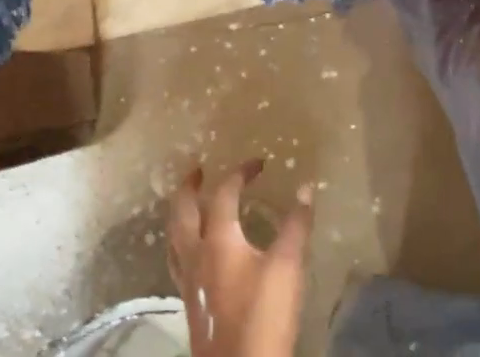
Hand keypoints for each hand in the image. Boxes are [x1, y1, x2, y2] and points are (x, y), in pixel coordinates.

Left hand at [166, 161, 313, 356]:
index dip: (239, 173)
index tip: (258, 164)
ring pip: (173, 239)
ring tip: (190, 205)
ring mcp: (188, 283)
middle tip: (198, 171)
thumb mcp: (288, 265)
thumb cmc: (265, 314)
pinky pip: (178, 261)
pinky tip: (197, 252)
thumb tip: (306, 187)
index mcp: (218, 241)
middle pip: (181, 214)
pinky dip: (183, 243)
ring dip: (180, 215)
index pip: (223, 195)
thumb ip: (296, 224)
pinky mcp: (190, 304)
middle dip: (188, 188)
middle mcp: (196, 257)